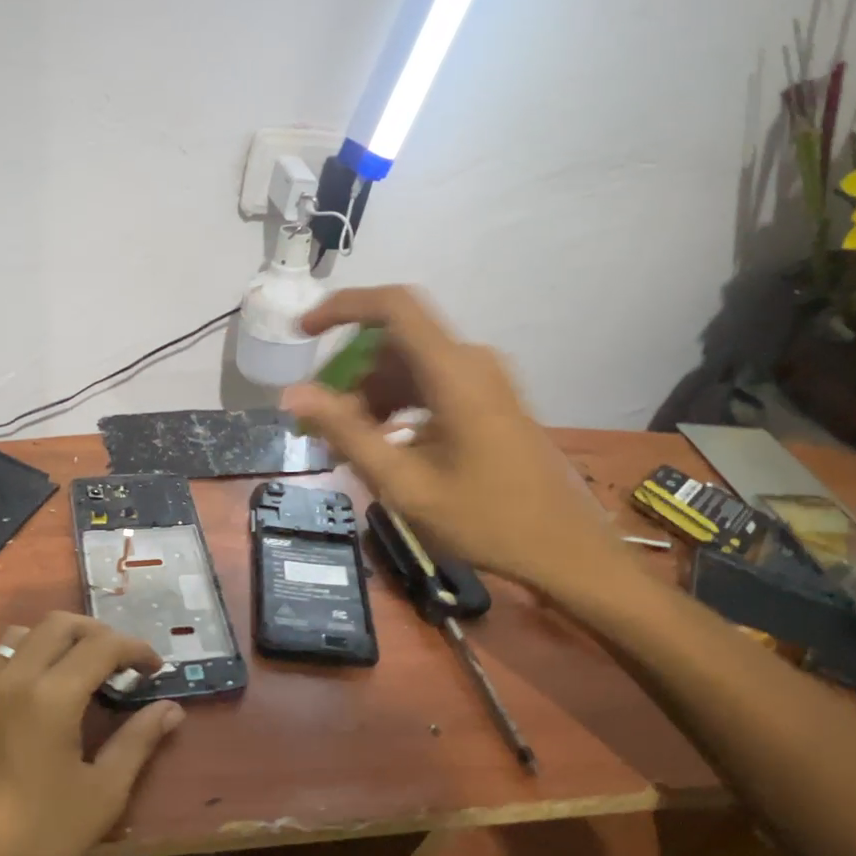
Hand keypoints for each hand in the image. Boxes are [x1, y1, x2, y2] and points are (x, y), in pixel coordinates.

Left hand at [0, 613, 185, 855]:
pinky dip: (11, 664)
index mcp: (47, 696)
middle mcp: (4, 681)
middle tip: (120, 663)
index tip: (154, 668)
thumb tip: (170, 709)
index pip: (100, 645)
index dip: (135, 648)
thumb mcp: (101, 799)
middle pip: (55, 626)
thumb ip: (137, 743)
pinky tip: (22, 700)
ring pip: (13, 640)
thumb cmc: (37, 852)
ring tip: (73, 677)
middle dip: (95, 633)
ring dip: (51, 644)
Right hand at [282, 285, 626, 595]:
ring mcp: (486, 380)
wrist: (561, 547)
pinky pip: (433, 384)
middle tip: (323, 423)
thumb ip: (347, 433)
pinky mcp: (491, 400)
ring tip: (351, 447)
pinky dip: (400, 406)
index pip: (392, 307)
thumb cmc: (483, 519)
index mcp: (454, 373)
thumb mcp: (403, 484)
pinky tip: (386, 449)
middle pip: (396, 341)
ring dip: (373, 396)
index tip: (303, 334)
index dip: (342, 308)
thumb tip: (293, 394)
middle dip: (351, 375)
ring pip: (412, 365)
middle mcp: (472, 362)